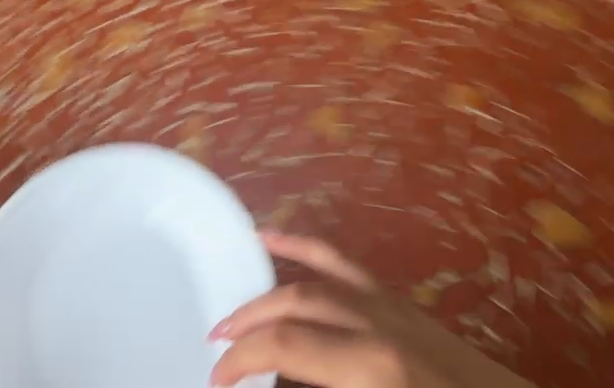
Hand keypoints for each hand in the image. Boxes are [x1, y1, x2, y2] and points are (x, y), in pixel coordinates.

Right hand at [209, 233, 534, 387]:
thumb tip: (275, 379)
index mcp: (369, 364)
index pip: (285, 345)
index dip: (241, 360)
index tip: (215, 378)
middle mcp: (374, 321)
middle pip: (293, 304)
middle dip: (247, 322)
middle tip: (214, 342)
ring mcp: (388, 302)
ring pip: (314, 273)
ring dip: (269, 282)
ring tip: (233, 295)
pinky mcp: (399, 299)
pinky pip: (343, 263)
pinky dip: (306, 249)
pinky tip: (278, 240)